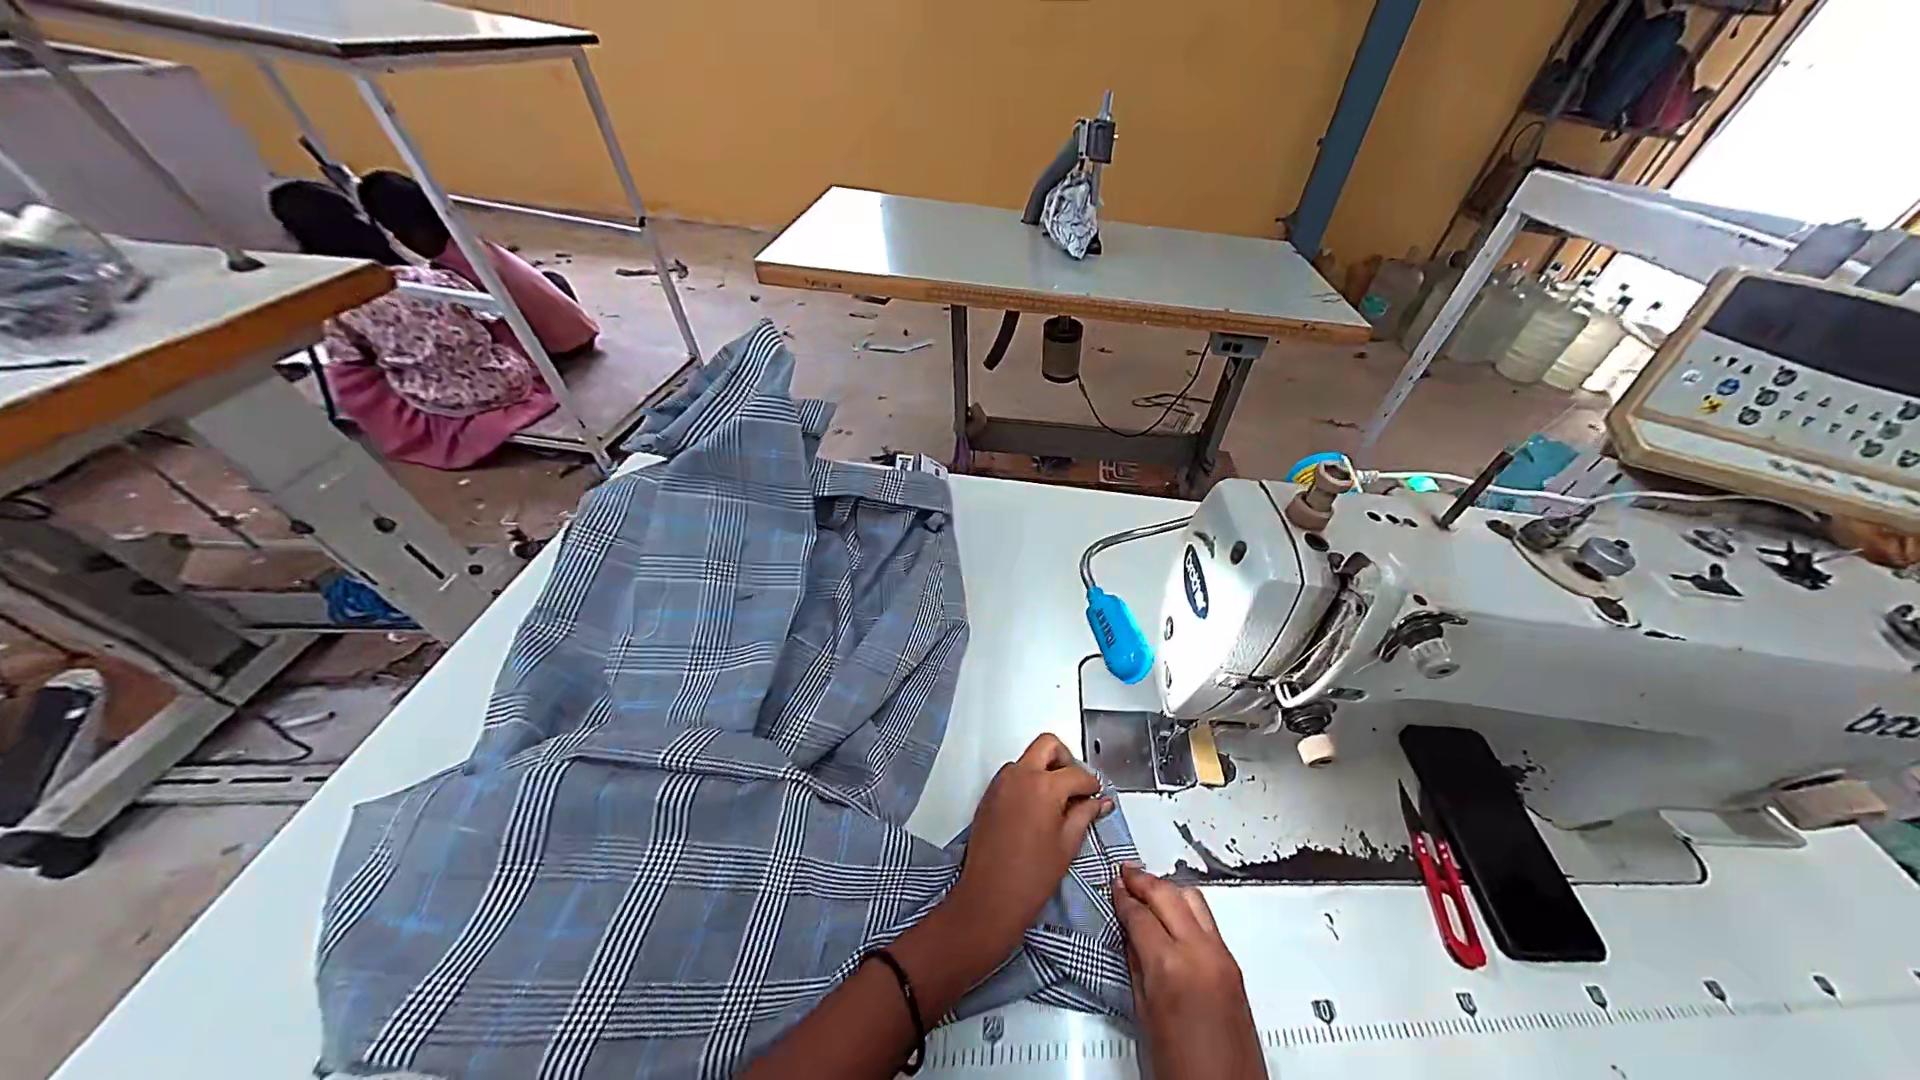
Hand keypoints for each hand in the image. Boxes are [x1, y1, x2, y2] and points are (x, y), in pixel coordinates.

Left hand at [945, 734, 1111, 960]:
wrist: (990, 895)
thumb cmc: (1031, 876)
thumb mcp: (1068, 843)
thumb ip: (1084, 814)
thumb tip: (1098, 802)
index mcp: (1044, 785)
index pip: (1077, 773)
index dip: (1092, 785)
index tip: (1096, 794)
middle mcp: (1019, 776)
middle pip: (1047, 745)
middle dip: (1066, 759)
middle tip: (1075, 784)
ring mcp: (1001, 783)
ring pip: (1027, 759)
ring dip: (1044, 769)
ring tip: (1057, 800)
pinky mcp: (989, 794)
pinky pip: (1012, 775)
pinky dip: (1027, 781)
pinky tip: (1037, 808)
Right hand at [1113, 862, 1265, 1079]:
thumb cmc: (1181, 1069)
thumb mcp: (1144, 1015)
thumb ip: (1136, 966)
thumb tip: (1130, 935)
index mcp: (1170, 966)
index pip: (1140, 915)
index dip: (1123, 897)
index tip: (1113, 885)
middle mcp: (1199, 953)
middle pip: (1167, 896)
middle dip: (1143, 881)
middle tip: (1126, 873)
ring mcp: (1221, 957)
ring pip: (1193, 899)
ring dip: (1167, 889)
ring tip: (1148, 888)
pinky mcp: (1235, 966)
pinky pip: (1208, 920)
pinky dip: (1186, 907)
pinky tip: (1172, 913)